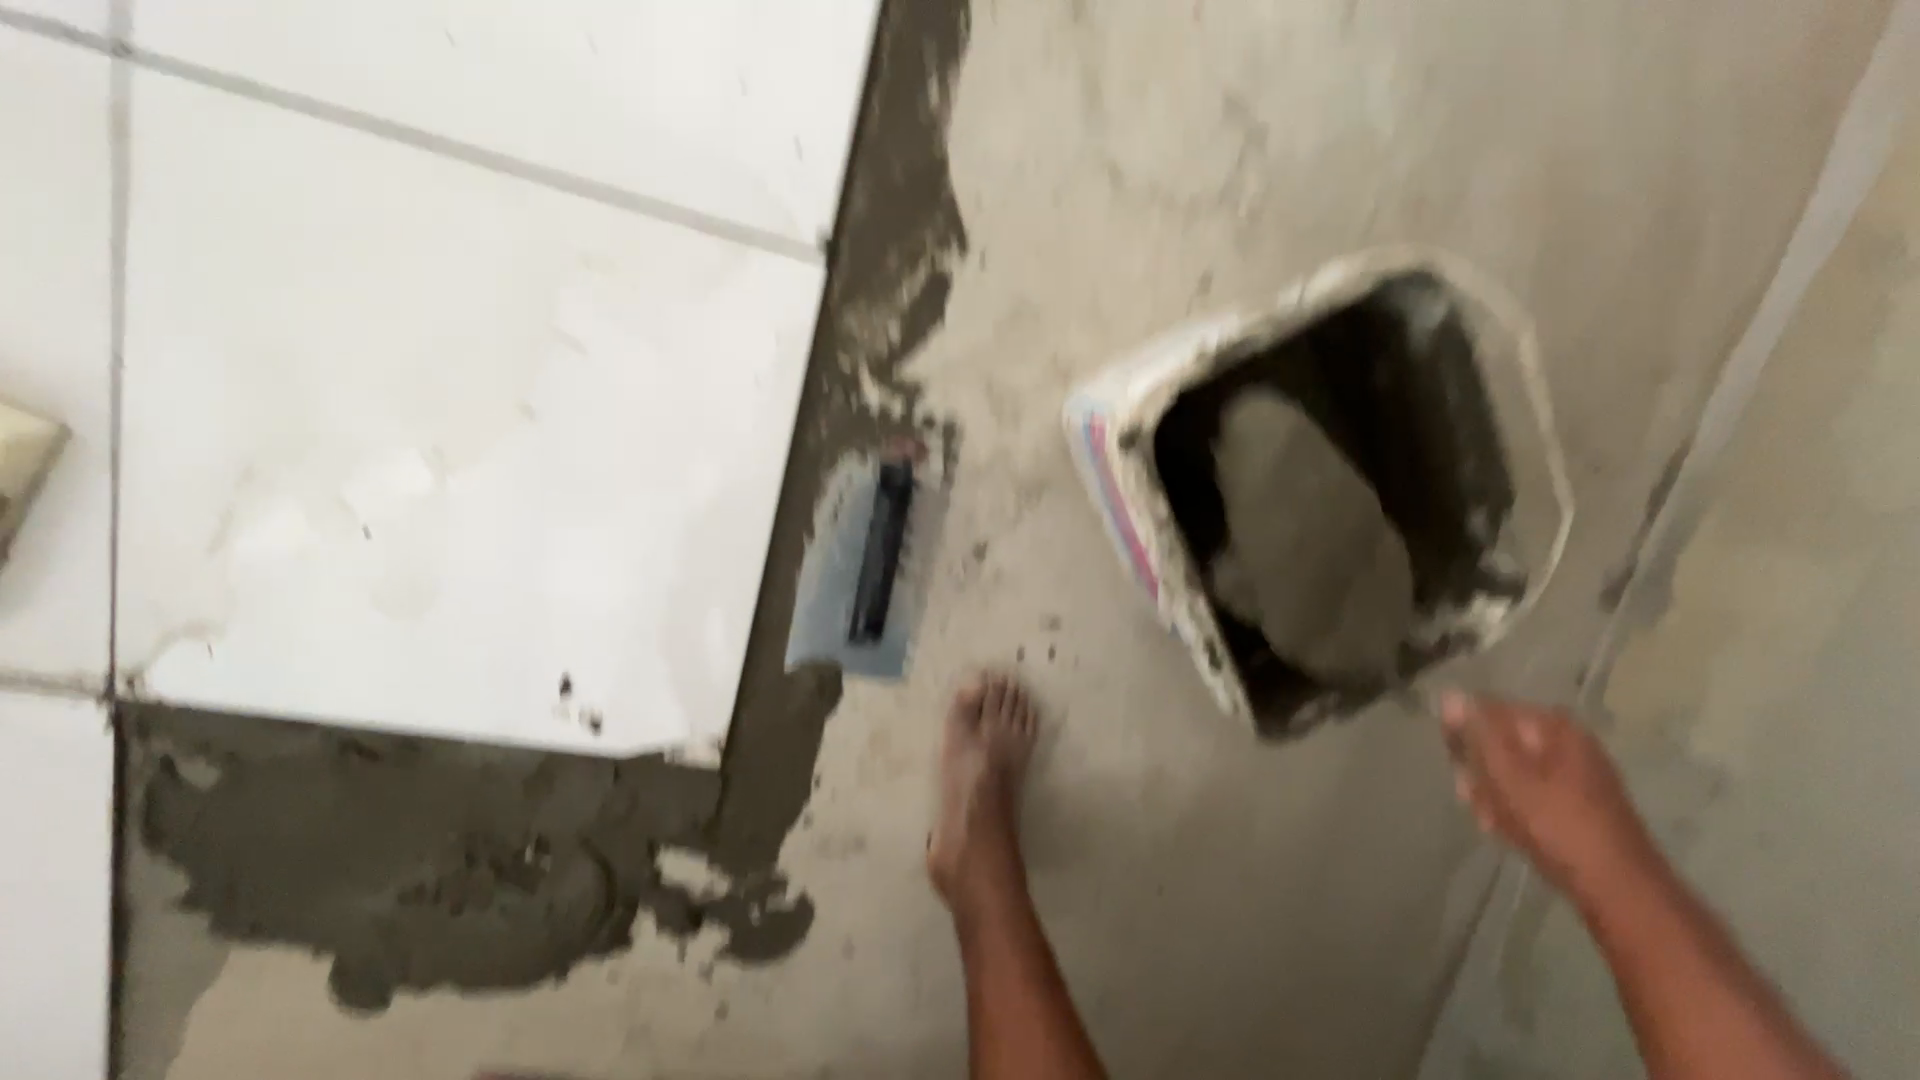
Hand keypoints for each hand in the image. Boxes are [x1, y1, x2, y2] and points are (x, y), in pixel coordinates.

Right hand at [1440, 692, 1659, 896]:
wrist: (1616, 885)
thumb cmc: (1554, 823)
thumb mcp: (1504, 772)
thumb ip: (1476, 731)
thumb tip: (1450, 695)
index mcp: (1552, 724)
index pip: (1486, 711)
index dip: (1463, 736)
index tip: (1457, 767)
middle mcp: (1568, 739)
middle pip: (1499, 741)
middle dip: (1478, 770)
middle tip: (1472, 798)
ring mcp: (1577, 772)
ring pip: (1511, 770)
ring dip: (1491, 793)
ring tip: (1491, 820)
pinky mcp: (1580, 802)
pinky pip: (1532, 793)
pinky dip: (1515, 808)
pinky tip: (1510, 831)